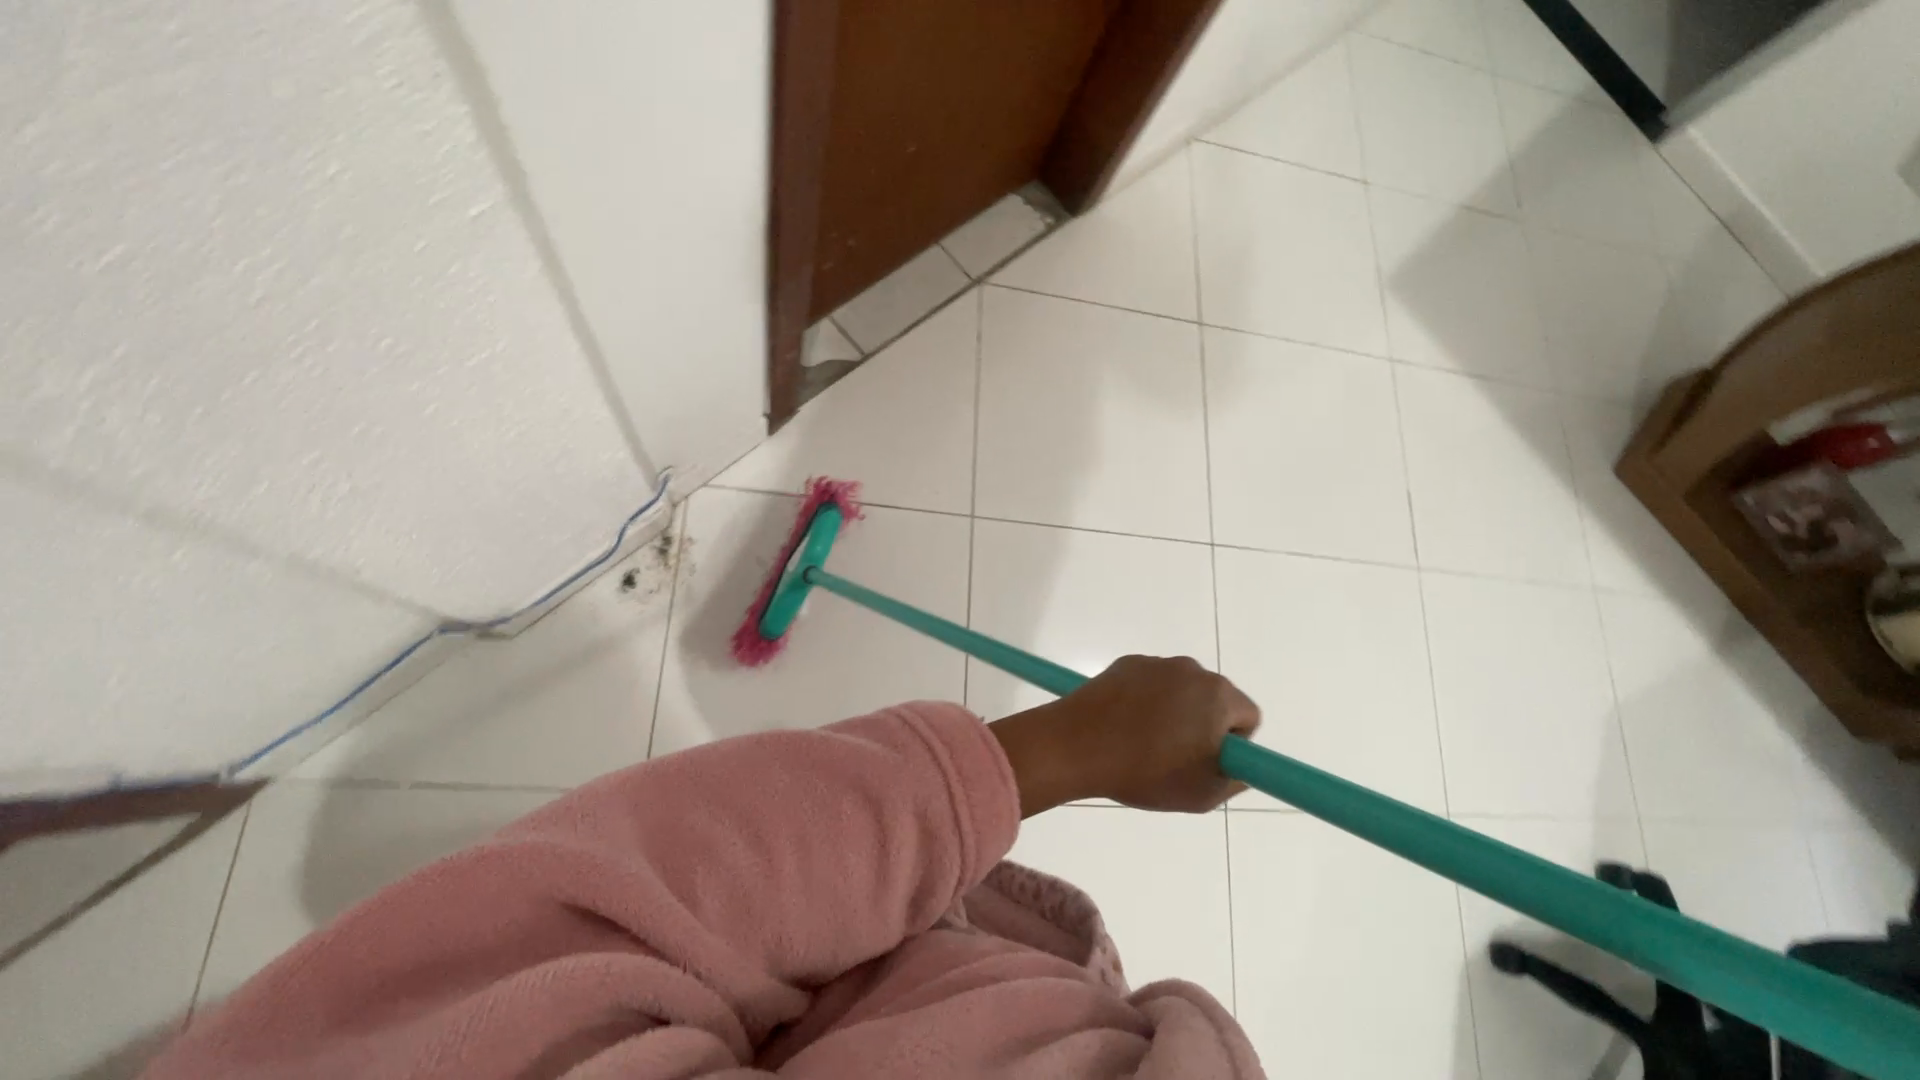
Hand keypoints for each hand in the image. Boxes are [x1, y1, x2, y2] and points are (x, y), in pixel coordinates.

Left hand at [988, 655, 1261, 816]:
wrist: (1076, 745)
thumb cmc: (1145, 771)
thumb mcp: (1203, 793)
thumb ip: (1235, 778)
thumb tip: (1238, 765)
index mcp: (1218, 696)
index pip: (1247, 717)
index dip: (1234, 744)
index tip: (1207, 762)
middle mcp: (1191, 669)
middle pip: (1214, 700)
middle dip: (1203, 726)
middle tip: (1175, 758)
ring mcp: (1155, 663)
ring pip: (1180, 692)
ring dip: (1172, 713)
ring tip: (1143, 745)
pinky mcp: (1125, 664)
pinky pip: (1150, 684)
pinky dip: (1144, 702)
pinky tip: (1123, 726)